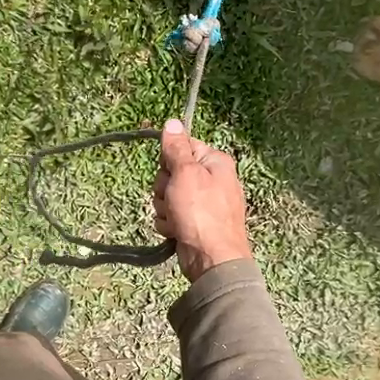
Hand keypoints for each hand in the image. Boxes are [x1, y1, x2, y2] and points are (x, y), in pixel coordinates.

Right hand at [152, 119, 252, 280]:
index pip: (182, 147)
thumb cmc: (200, 212)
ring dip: (163, 207)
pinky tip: (175, 229)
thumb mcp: (185, 174)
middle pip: (171, 172)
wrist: (212, 258)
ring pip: (167, 195)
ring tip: (175, 218)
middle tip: (173, 198)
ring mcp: (203, 203)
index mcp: (215, 162)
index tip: (171, 172)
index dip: (169, 160)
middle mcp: (212, 180)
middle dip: (164, 187)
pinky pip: (170, 214)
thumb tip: (172, 121)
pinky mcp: (194, 222)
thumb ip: (176, 148)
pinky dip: (168, 222)